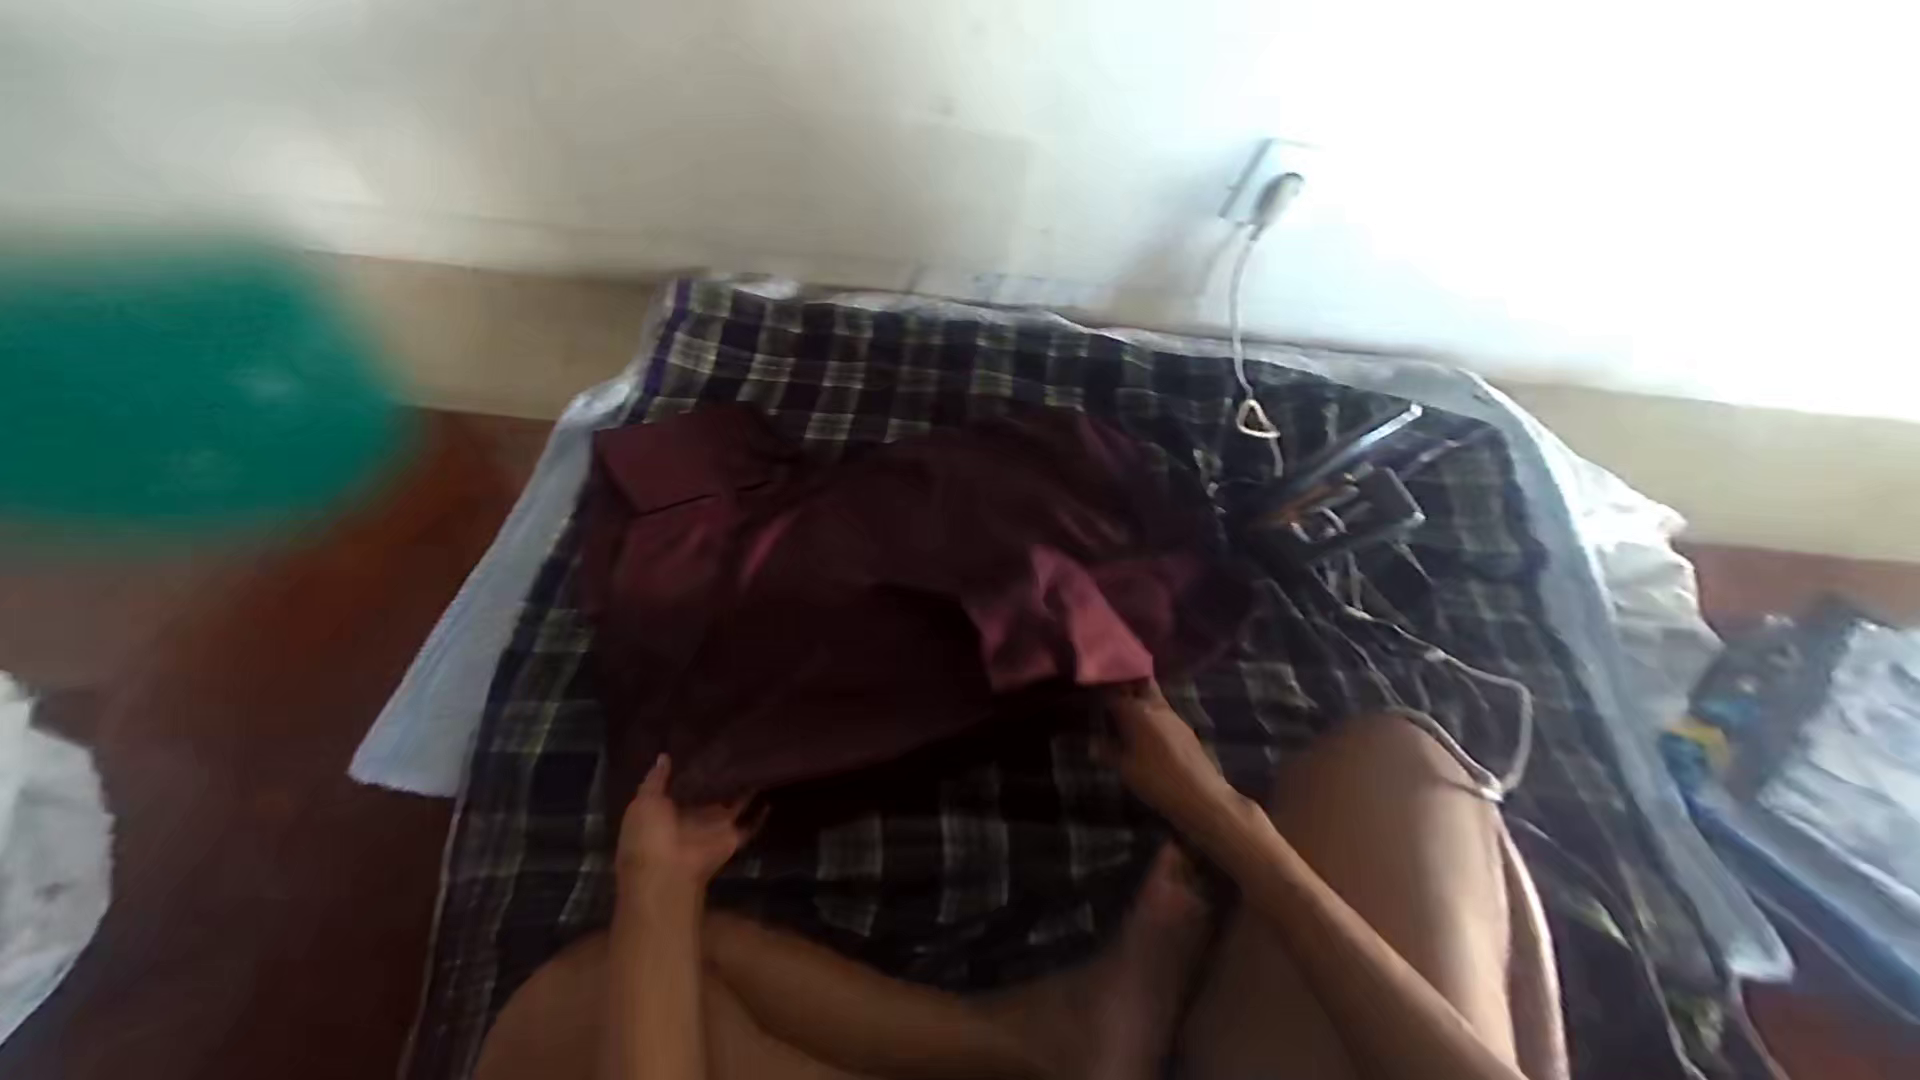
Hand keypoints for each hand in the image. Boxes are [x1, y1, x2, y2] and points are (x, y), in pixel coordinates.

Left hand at [616, 754, 763, 895]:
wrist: (668, 873)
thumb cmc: (649, 836)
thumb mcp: (644, 803)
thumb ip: (656, 780)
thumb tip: (664, 755)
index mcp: (669, 811)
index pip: (683, 785)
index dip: (693, 769)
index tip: (706, 746)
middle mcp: (694, 817)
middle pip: (712, 793)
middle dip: (723, 776)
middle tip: (739, 748)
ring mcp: (714, 828)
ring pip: (734, 804)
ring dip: (745, 790)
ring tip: (760, 764)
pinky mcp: (732, 838)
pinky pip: (751, 825)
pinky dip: (761, 815)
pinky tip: (771, 797)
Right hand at [1099, 680, 1236, 821]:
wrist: (1201, 795)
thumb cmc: (1155, 779)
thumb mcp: (1125, 768)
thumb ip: (1107, 752)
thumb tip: (1093, 744)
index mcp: (1135, 712)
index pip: (1113, 692)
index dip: (1101, 690)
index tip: (1092, 691)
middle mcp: (1154, 706)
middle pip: (1139, 682)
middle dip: (1126, 682)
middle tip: (1112, 691)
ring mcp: (1173, 715)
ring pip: (1154, 695)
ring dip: (1140, 696)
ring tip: (1127, 710)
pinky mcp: (1185, 727)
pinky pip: (1163, 711)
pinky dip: (1152, 712)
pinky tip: (1147, 728)